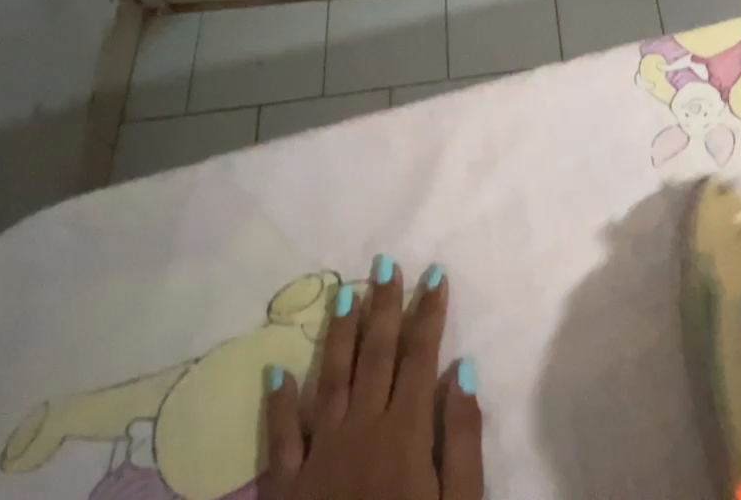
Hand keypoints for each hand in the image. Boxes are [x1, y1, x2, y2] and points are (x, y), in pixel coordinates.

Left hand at [263, 260, 483, 499]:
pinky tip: (277, 371)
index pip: (422, 357)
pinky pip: (280, 438)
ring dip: (340, 334)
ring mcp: (318, 457)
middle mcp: (360, 431)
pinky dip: (278, 403)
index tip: (436, 272)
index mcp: (406, 433)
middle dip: (385, 307)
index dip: (430, 312)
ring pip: (330, 381)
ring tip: (345, 291)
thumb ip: (463, 437)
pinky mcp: (285, 489)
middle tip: (386, 263)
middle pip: (376, 357)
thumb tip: (463, 369)